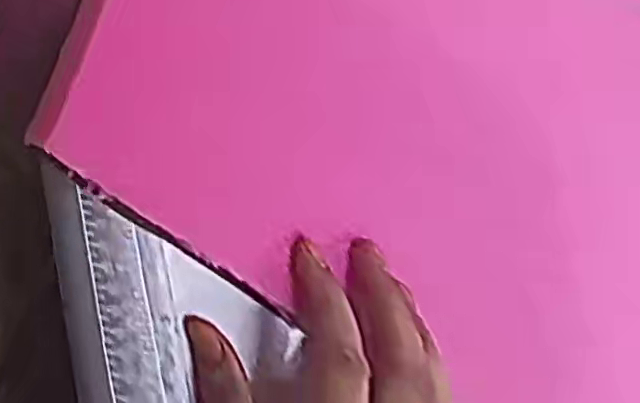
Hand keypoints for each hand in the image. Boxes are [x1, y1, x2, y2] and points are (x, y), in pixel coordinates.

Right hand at [186, 239, 448, 402]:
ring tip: (399, 292)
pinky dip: (433, 371)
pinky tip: (423, 357)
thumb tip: (203, 332)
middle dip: (383, 298)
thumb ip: (225, 389)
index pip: (339, 347)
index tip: (309, 251)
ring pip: (437, 385)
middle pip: (401, 361)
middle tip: (369, 254)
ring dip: (417, 331)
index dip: (323, 293)